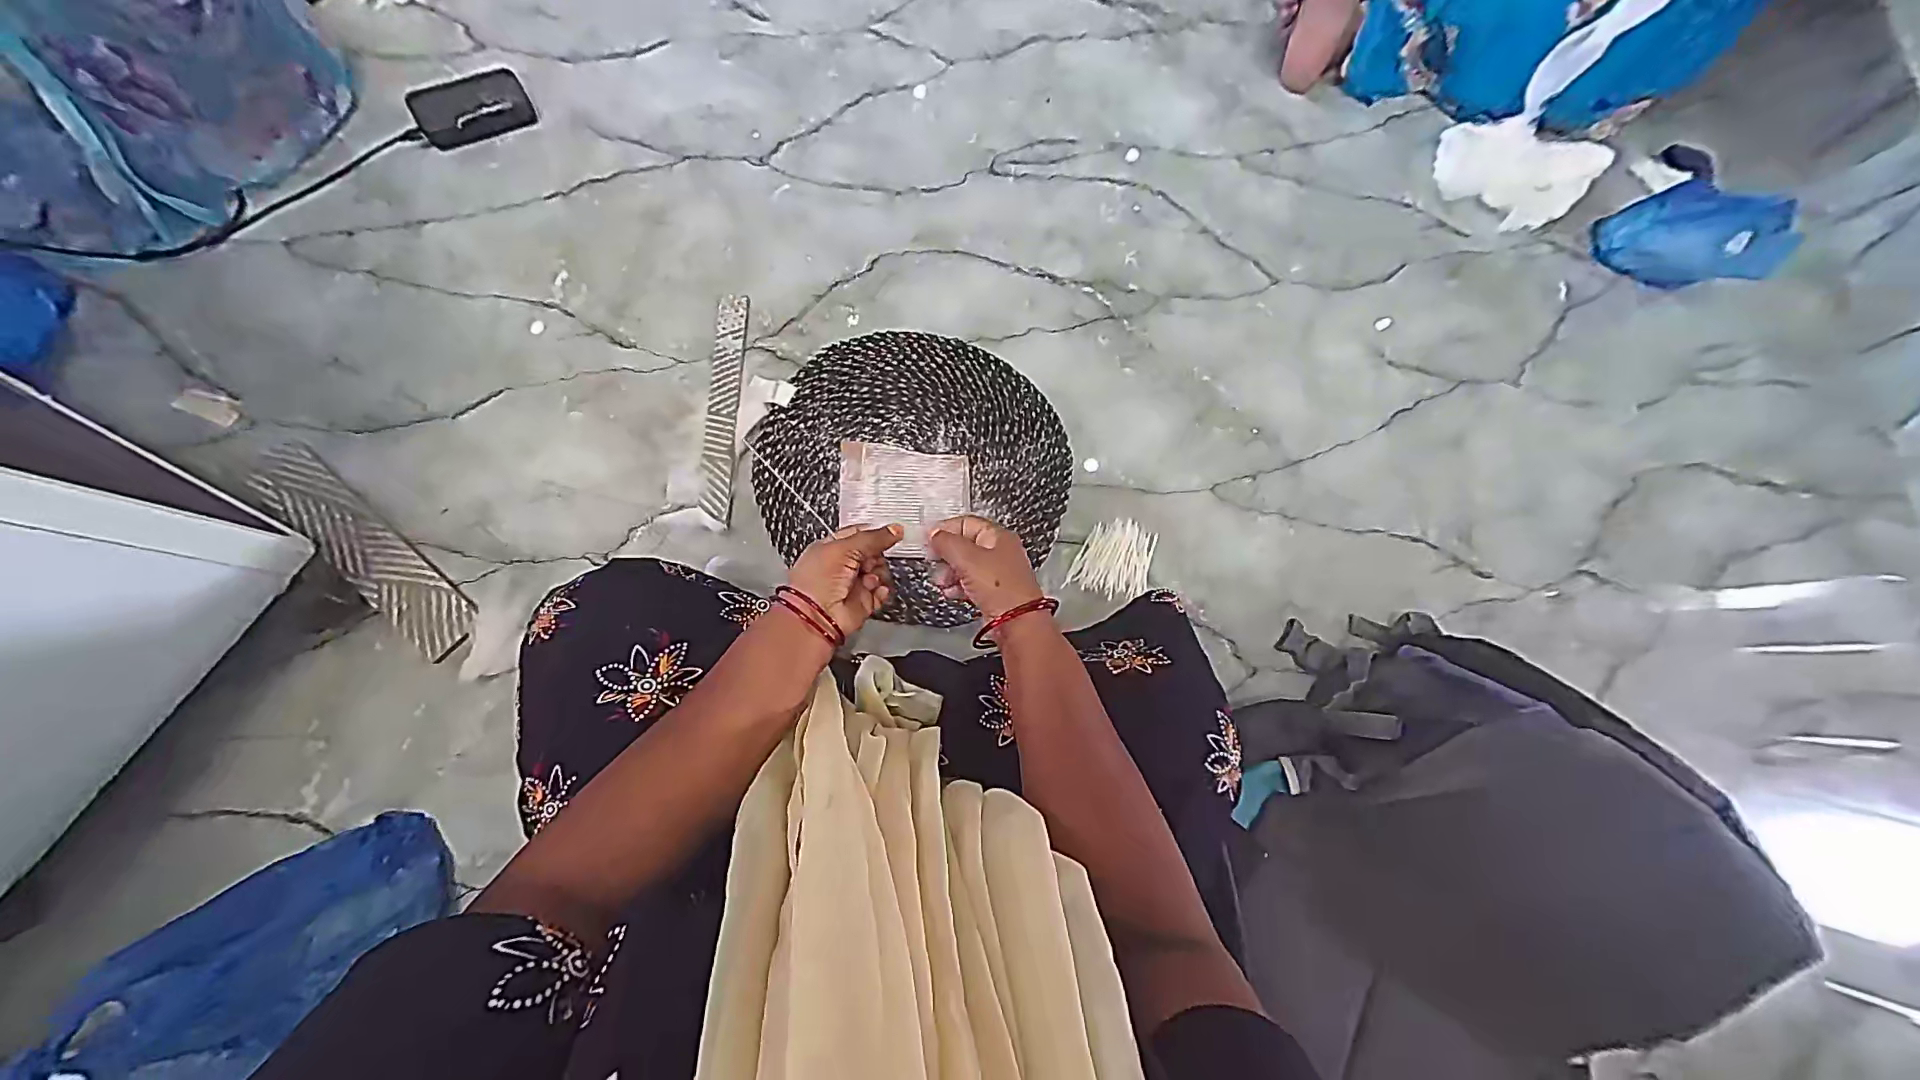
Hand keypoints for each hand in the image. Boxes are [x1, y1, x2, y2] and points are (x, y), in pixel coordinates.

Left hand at [786, 524, 902, 636]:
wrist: (815, 616)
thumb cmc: (816, 581)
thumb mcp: (846, 548)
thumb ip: (873, 538)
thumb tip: (894, 530)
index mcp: (832, 548)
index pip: (859, 534)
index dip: (875, 534)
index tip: (891, 532)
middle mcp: (843, 566)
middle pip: (873, 554)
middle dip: (877, 556)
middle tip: (872, 560)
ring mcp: (853, 584)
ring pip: (880, 572)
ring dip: (879, 574)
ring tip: (869, 579)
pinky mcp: (862, 601)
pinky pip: (881, 592)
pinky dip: (882, 591)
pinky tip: (876, 589)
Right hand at [928, 515, 1043, 619]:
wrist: (1017, 623)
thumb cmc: (1001, 588)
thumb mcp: (967, 558)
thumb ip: (946, 542)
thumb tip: (934, 533)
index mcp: (997, 537)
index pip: (966, 523)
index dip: (945, 529)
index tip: (928, 539)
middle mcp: (999, 552)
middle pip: (964, 545)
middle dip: (946, 555)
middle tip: (934, 561)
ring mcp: (997, 573)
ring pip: (965, 566)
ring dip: (949, 573)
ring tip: (942, 581)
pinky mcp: (993, 592)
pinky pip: (970, 584)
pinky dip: (958, 587)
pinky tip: (952, 592)